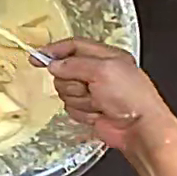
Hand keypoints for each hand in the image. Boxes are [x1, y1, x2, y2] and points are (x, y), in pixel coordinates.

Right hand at [41, 38, 176, 175]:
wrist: (139, 129)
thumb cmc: (130, 97)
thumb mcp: (103, 71)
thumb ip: (74, 64)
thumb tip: (54, 65)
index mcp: (106, 56)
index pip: (73, 46)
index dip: (54, 50)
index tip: (37, 57)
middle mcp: (98, 72)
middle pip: (64, 71)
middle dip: (72, 82)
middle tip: (87, 88)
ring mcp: (93, 91)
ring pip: (65, 91)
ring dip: (78, 99)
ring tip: (97, 103)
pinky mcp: (88, 108)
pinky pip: (70, 107)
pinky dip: (81, 111)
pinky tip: (97, 113)